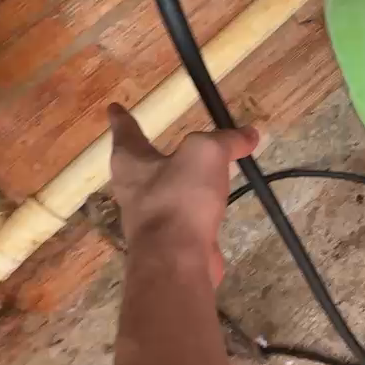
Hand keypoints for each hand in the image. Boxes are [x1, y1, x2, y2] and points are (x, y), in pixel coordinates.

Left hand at [106, 104, 258, 286]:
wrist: (178, 257)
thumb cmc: (181, 198)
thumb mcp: (206, 154)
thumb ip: (226, 140)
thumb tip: (249, 134)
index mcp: (132, 161)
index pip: (125, 131)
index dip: (123, 117)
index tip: (115, 107)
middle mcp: (134, 188)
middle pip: (140, 163)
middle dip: (149, 153)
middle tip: (160, 142)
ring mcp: (150, 217)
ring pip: (162, 191)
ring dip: (176, 182)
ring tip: (195, 174)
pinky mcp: (171, 239)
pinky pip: (183, 214)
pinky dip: (194, 206)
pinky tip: (210, 206)